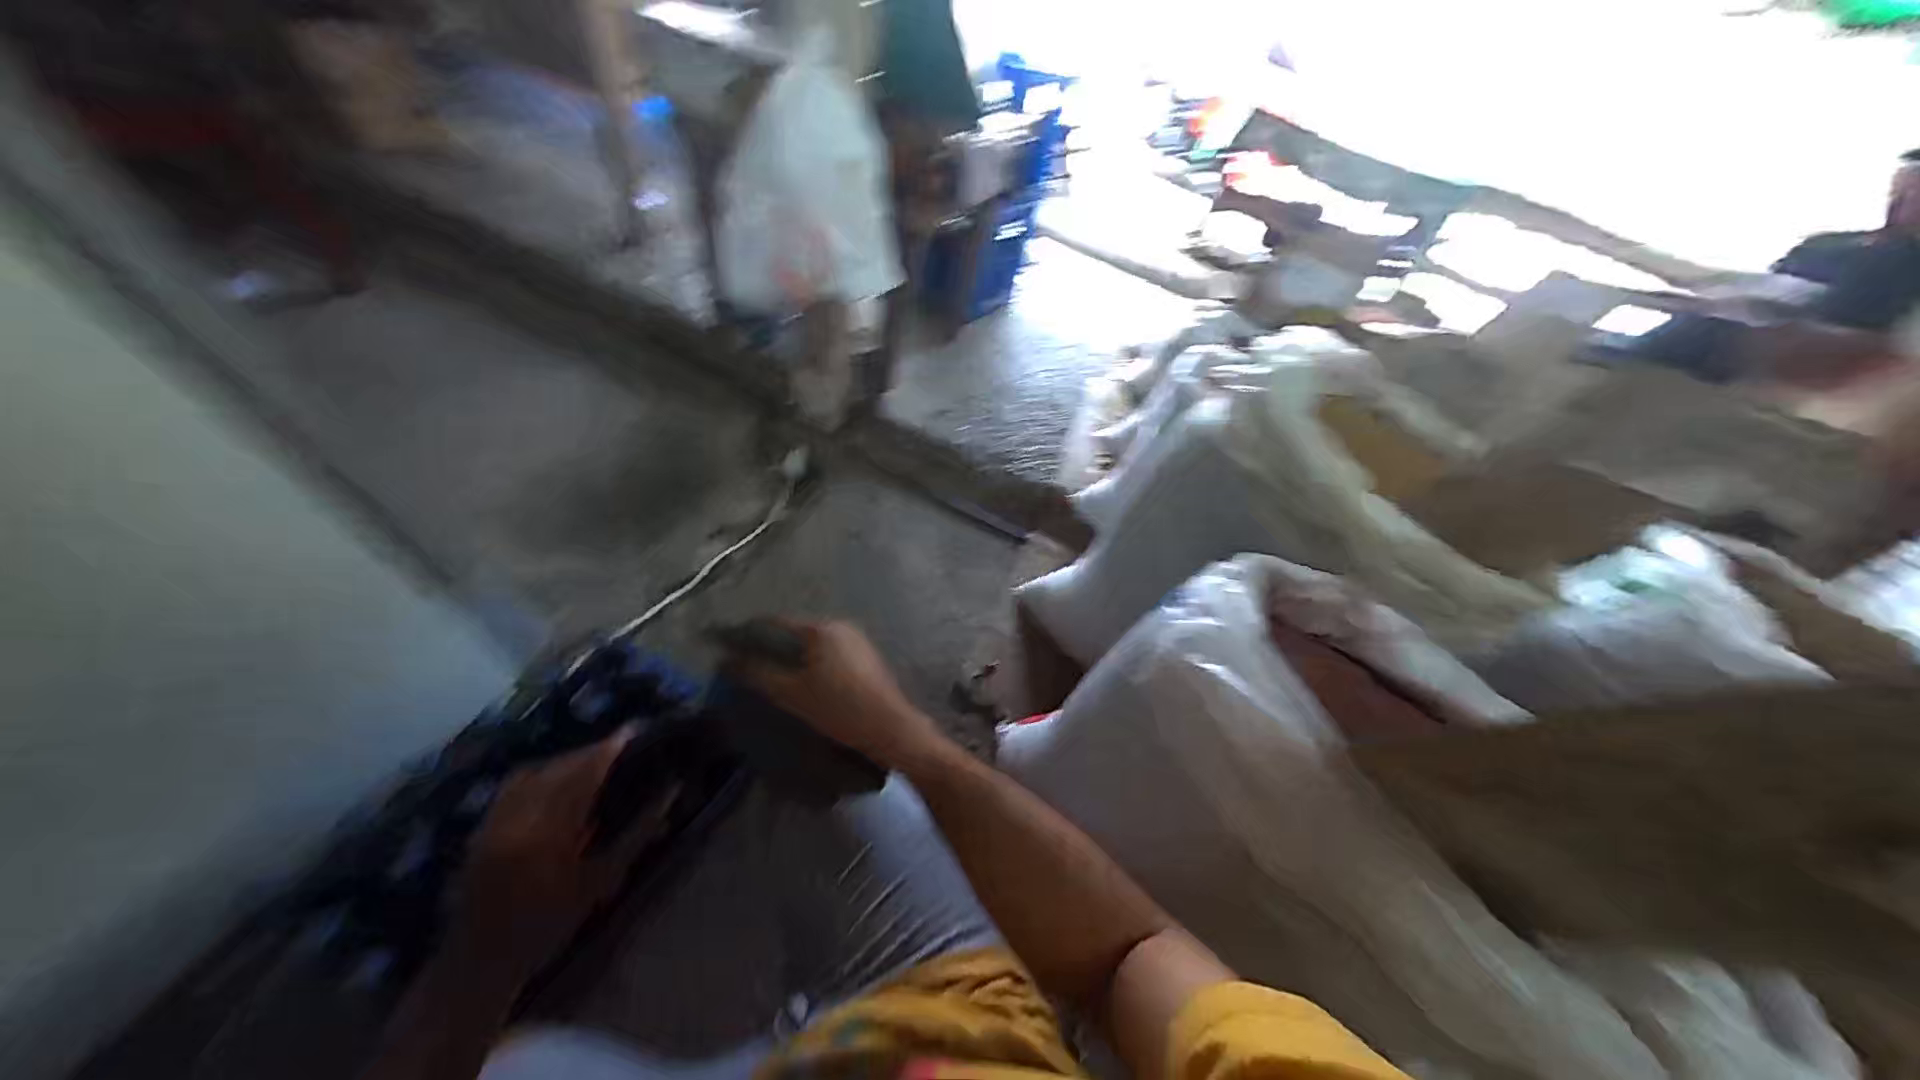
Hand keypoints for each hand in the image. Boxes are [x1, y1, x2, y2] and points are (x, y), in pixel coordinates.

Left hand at [448, 731, 675, 982]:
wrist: (480, 965)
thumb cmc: (549, 927)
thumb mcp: (601, 881)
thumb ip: (637, 833)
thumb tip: (670, 792)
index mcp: (547, 834)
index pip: (583, 775)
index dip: (610, 749)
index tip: (634, 730)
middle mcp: (516, 819)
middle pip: (559, 767)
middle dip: (591, 752)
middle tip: (621, 746)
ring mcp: (492, 821)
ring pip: (534, 771)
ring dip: (566, 760)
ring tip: (593, 760)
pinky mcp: (481, 827)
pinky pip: (515, 785)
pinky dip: (541, 773)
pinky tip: (559, 780)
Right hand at [725, 619, 948, 771]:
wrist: (889, 728)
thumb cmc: (838, 708)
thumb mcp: (791, 693)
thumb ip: (758, 673)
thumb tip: (727, 660)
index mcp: (821, 629)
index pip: (775, 623)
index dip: (748, 633)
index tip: (726, 644)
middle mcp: (840, 626)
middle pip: (794, 632)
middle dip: (770, 645)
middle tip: (746, 663)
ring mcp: (857, 641)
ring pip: (813, 644)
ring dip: (791, 655)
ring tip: (770, 674)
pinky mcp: (866, 658)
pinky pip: (829, 653)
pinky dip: (811, 662)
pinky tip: (803, 682)